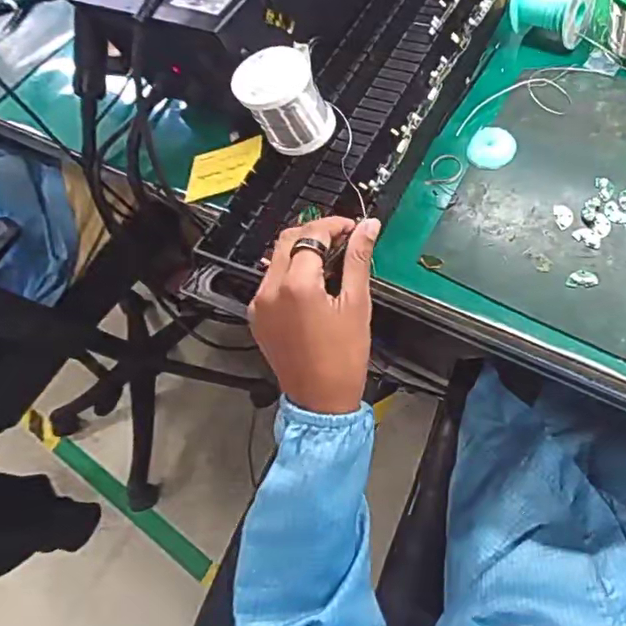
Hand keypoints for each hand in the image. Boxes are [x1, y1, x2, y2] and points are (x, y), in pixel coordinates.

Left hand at [249, 217, 380, 414]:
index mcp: (296, 285)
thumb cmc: (341, 360)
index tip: (351, 228)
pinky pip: (271, 281)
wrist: (320, 400)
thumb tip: (367, 229)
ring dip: (302, 252)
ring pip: (277, 259)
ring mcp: (260, 304)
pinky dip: (290, 273)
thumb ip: (358, 259)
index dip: (334, 225)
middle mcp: (270, 291)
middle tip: (343, 239)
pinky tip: (313, 284)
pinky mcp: (258, 316)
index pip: (311, 234)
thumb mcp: (357, 304)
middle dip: (315, 233)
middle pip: (288, 240)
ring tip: (331, 262)